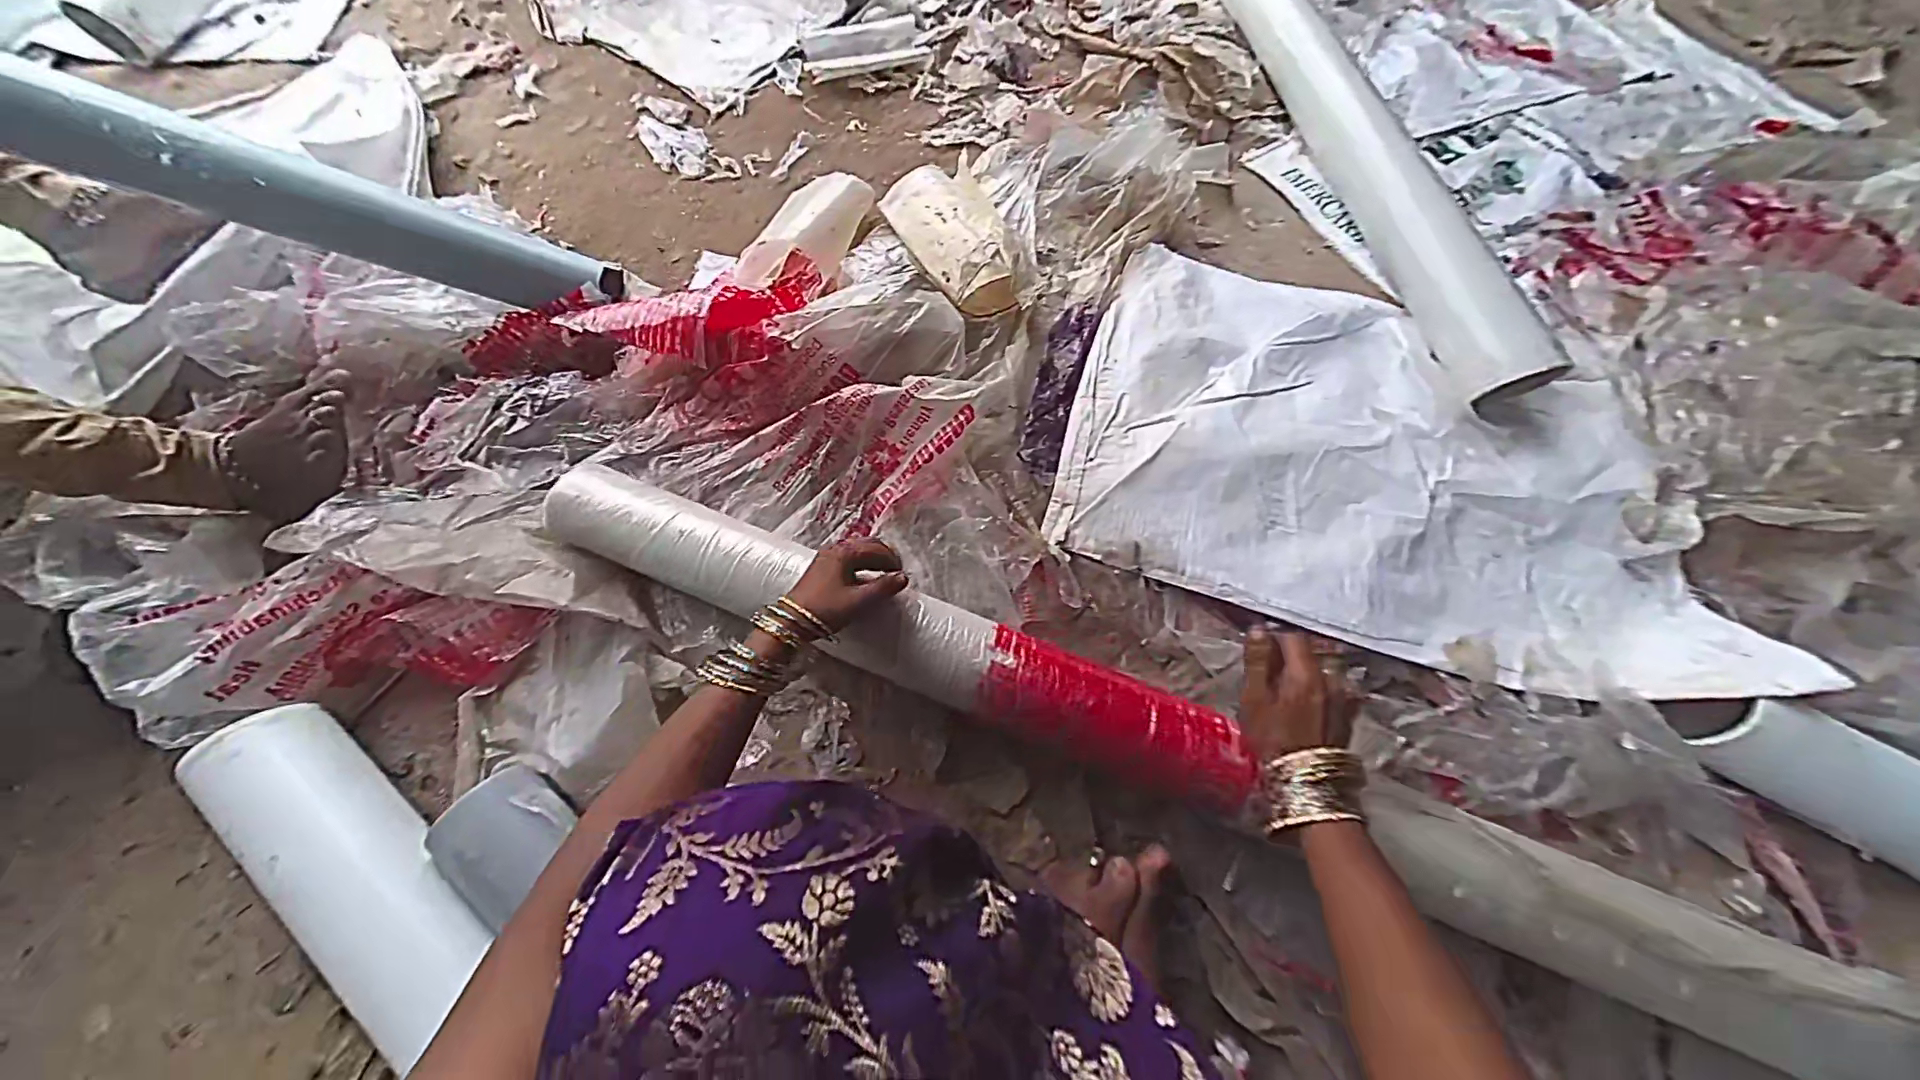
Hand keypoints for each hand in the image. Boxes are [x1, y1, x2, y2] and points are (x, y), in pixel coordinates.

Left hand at [785, 538, 910, 633]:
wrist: (791, 621)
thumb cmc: (825, 609)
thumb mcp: (858, 601)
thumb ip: (883, 588)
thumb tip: (903, 578)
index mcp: (845, 553)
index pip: (877, 549)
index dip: (893, 560)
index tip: (902, 574)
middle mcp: (835, 549)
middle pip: (867, 544)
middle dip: (884, 555)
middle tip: (896, 572)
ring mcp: (827, 557)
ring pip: (857, 550)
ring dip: (873, 559)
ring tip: (884, 575)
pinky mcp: (822, 567)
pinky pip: (848, 557)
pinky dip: (862, 563)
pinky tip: (865, 577)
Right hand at [1240, 627, 1354, 760]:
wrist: (1306, 782)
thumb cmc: (1272, 738)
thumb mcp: (1254, 698)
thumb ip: (1258, 662)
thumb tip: (1260, 630)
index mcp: (1306, 672)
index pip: (1293, 637)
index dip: (1275, 638)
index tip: (1260, 649)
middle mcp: (1331, 679)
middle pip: (1311, 653)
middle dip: (1290, 654)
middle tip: (1269, 670)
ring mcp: (1344, 698)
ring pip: (1322, 671)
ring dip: (1305, 672)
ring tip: (1287, 687)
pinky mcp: (1348, 715)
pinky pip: (1333, 689)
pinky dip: (1319, 687)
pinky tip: (1307, 702)